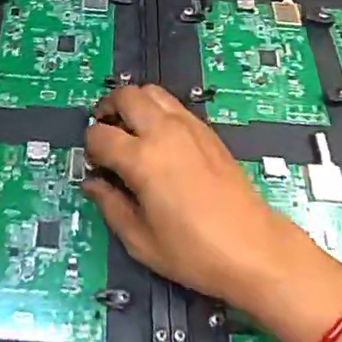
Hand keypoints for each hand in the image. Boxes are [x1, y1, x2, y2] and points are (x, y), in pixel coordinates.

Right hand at [82, 86, 341, 314]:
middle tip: (104, 131)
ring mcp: (187, 125)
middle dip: (107, 109)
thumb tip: (92, 184)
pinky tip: (157, 136)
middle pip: (125, 96)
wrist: (251, 246)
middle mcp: (163, 131)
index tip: (94, 164)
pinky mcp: (205, 128)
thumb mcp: (141, 240)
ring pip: (151, 91)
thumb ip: (110, 206)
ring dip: (133, 102)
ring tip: (129, 128)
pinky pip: (173, 103)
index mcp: (143, 159)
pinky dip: (156, 108)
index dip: (89, 148)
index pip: (100, 135)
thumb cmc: (194, 251)